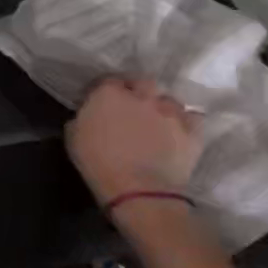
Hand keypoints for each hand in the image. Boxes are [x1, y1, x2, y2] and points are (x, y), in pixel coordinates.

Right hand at [65, 77, 200, 205]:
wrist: (138, 188)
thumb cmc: (96, 161)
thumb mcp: (73, 134)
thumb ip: (83, 116)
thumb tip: (90, 113)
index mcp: (109, 94)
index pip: (107, 80)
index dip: (102, 89)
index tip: (97, 101)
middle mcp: (142, 96)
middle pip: (143, 82)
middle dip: (137, 90)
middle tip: (130, 105)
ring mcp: (171, 112)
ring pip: (169, 100)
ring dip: (161, 107)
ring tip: (156, 120)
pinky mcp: (193, 131)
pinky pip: (192, 117)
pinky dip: (184, 121)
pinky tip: (176, 131)